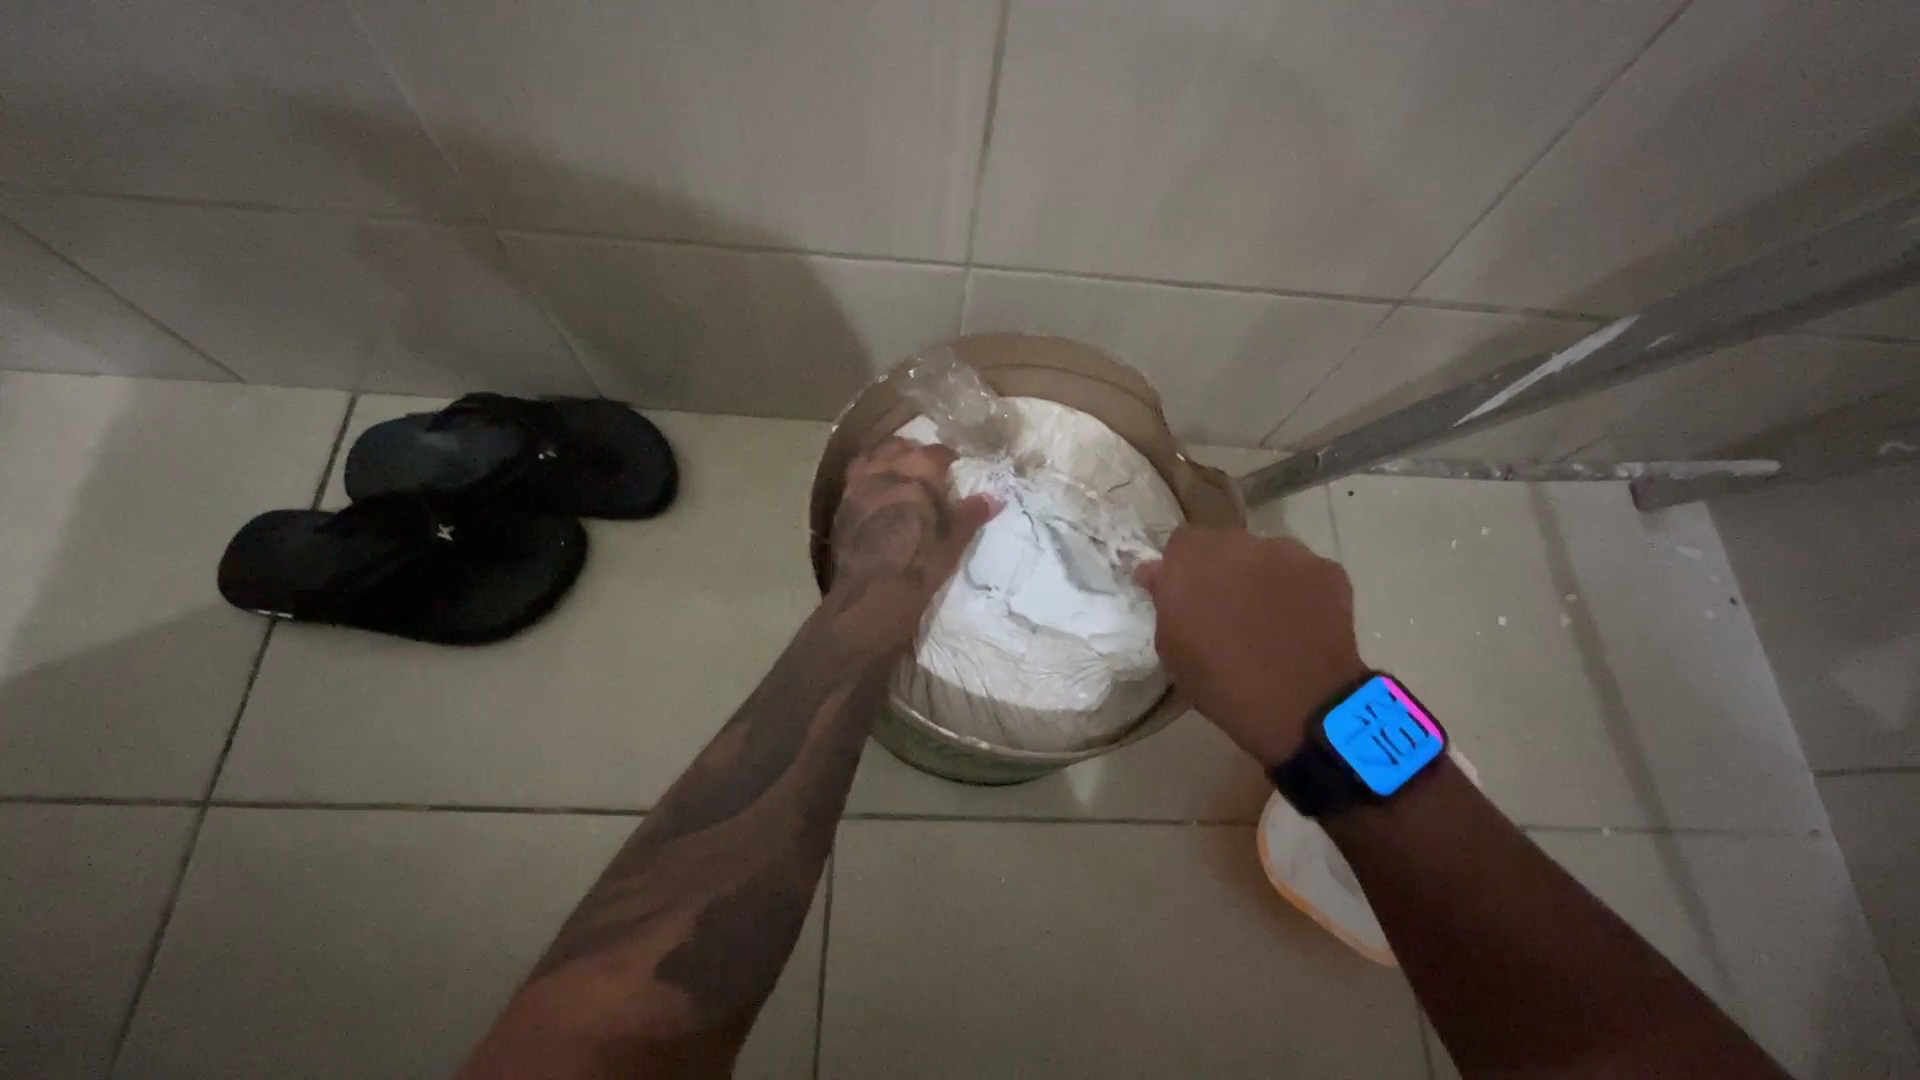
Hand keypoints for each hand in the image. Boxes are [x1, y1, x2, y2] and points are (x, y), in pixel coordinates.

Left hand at [829, 438, 998, 640]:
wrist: (876, 586)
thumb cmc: (924, 556)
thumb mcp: (956, 536)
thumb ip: (973, 512)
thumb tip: (995, 499)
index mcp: (920, 467)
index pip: (938, 451)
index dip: (947, 459)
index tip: (952, 469)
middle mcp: (887, 466)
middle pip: (900, 446)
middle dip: (911, 453)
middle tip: (922, 471)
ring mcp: (860, 483)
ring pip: (872, 458)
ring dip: (884, 462)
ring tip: (893, 477)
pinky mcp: (842, 504)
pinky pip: (854, 481)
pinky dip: (865, 482)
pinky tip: (872, 497)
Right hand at [1136, 527, 1366, 766]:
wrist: (1302, 706)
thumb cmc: (1220, 684)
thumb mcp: (1171, 649)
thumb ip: (1164, 602)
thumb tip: (1158, 574)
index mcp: (1189, 562)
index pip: (1180, 543)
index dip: (1183, 567)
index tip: (1187, 594)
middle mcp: (1236, 545)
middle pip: (1224, 544)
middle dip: (1222, 567)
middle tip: (1227, 606)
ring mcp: (1286, 552)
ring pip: (1266, 554)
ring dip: (1261, 575)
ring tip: (1269, 615)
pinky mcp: (1325, 568)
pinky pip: (1303, 571)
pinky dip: (1299, 589)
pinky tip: (1301, 621)